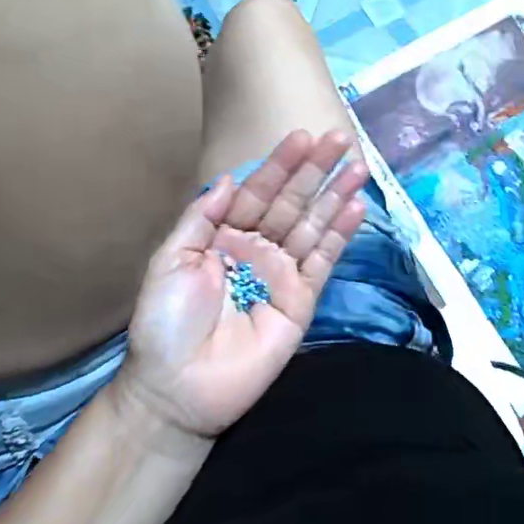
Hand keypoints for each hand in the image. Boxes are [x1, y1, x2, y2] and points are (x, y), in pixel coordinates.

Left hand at [115, 130, 369, 438]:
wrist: (177, 387)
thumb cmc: (165, 321)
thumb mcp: (170, 260)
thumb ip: (201, 217)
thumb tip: (228, 178)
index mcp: (223, 236)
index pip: (257, 191)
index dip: (279, 165)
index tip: (301, 136)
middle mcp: (255, 249)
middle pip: (291, 202)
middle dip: (315, 170)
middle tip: (340, 137)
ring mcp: (280, 275)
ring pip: (312, 226)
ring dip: (335, 196)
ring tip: (359, 166)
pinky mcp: (300, 302)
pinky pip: (323, 262)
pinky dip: (340, 236)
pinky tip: (356, 208)